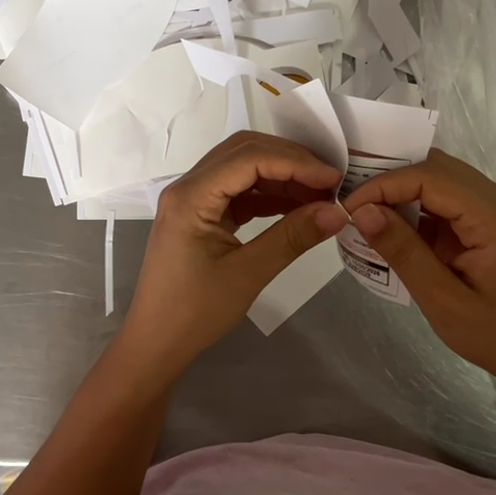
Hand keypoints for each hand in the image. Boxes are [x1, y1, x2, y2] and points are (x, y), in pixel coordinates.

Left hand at [123, 132, 346, 372]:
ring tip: (319, 197)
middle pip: (244, 152)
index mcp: (191, 197)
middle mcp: (187, 188)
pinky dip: (268, 196)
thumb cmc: (194, 312)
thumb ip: (292, 237)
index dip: (295, 163)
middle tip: (330, 183)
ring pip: (242, 169)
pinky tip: (297, 208)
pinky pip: (238, 192)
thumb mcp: (248, 274)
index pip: (249, 158)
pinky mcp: (200, 216)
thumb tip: (338, 212)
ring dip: (281, 178)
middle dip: (290, 162)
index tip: (333, 180)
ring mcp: (192, 200)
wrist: (157, 341)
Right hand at [337, 149, 495, 390]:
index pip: (431, 177)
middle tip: (353, 206)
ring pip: (445, 182)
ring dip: (405, 194)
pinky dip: (422, 211)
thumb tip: (363, 212)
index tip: (349, 208)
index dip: (385, 185)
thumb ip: (404, 252)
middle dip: (392, 182)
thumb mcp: (442, 300)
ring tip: (368, 216)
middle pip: (439, 170)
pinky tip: (397, 230)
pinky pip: (454, 203)